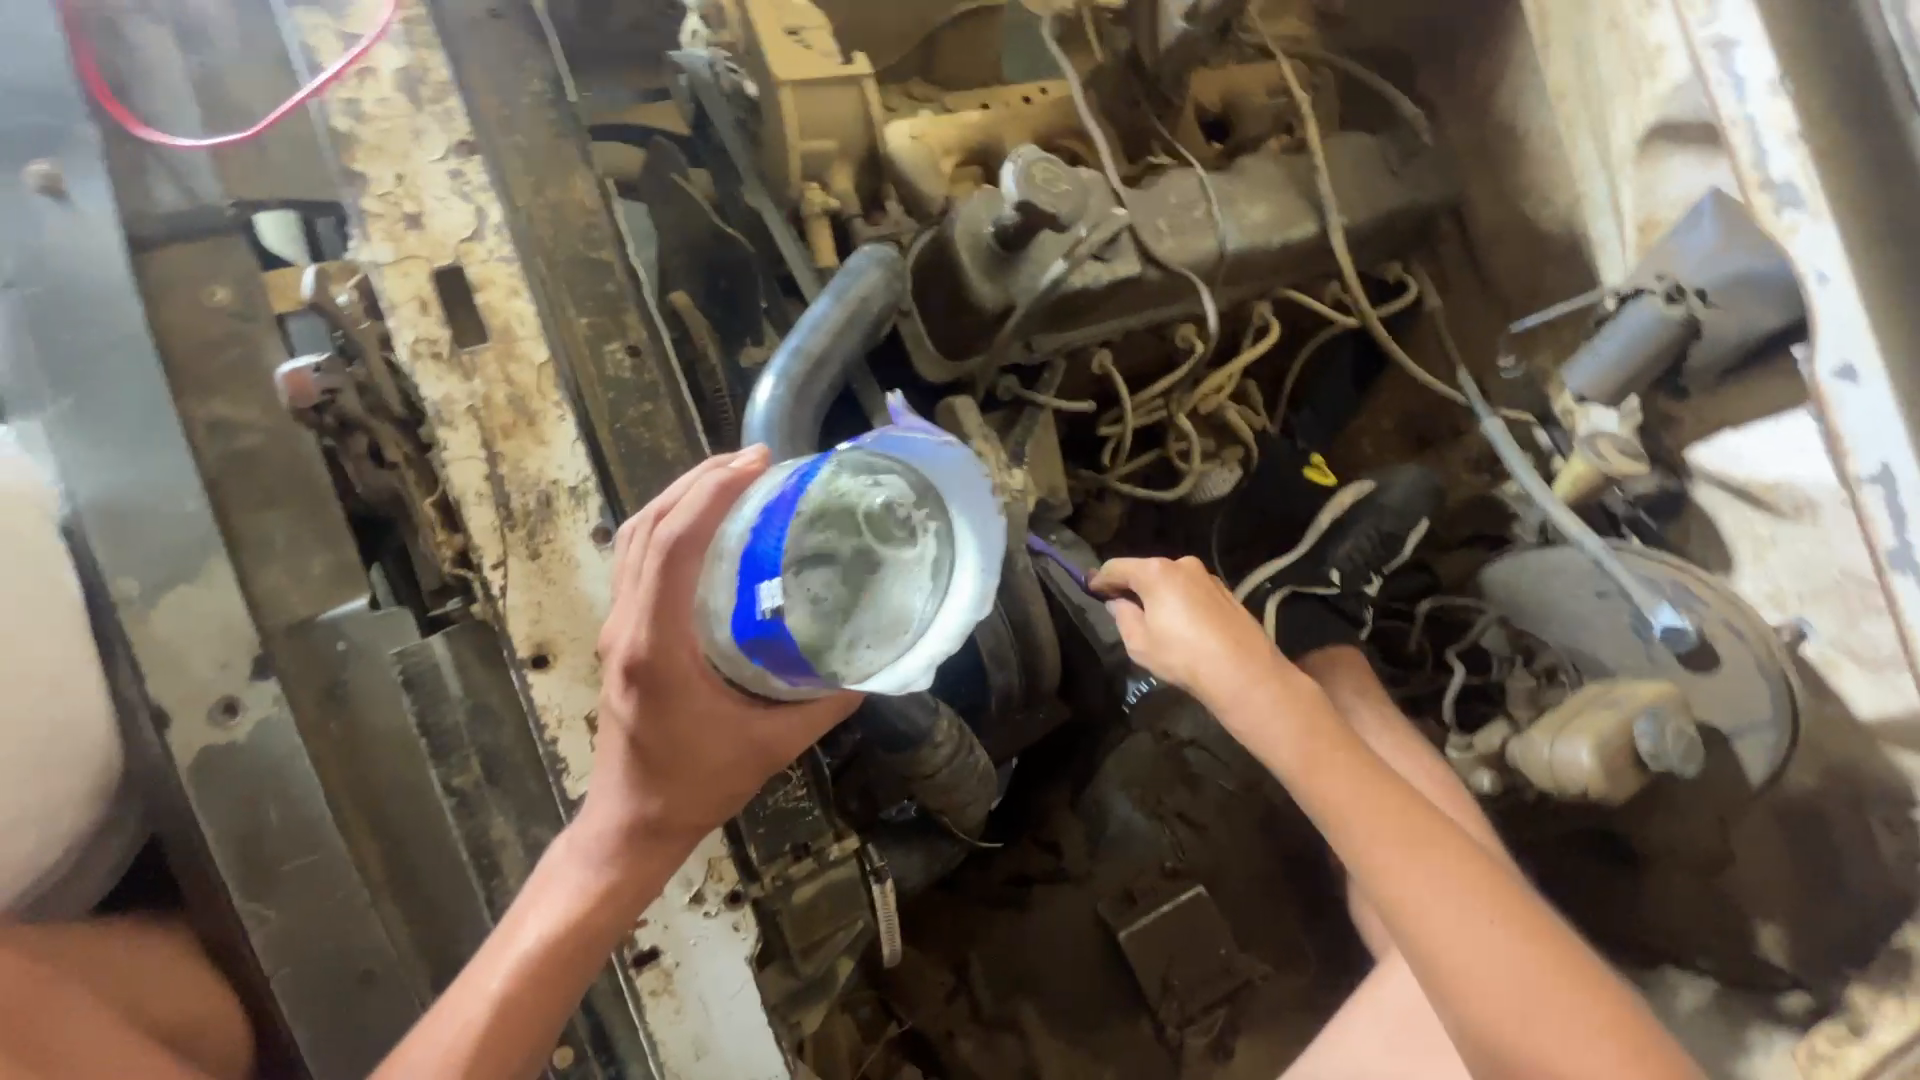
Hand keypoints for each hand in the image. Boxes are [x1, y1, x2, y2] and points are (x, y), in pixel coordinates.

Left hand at [581, 446, 860, 863]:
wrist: (633, 821)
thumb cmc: (697, 785)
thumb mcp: (774, 746)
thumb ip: (826, 702)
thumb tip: (873, 663)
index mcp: (657, 646)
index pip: (673, 546)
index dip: (714, 493)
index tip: (760, 464)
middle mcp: (627, 626)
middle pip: (648, 527)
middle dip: (700, 480)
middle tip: (756, 459)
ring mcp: (615, 628)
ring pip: (633, 538)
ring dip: (679, 497)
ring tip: (732, 477)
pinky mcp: (619, 635)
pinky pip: (635, 559)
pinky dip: (668, 525)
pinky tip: (708, 526)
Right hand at [1091, 556, 1294, 707]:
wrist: (1243, 671)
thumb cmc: (1182, 655)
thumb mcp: (1138, 642)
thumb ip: (1122, 616)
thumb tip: (1118, 603)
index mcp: (1155, 572)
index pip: (1116, 567)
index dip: (1100, 579)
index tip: (1091, 590)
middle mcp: (1182, 564)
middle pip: (1146, 570)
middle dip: (1131, 586)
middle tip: (1121, 606)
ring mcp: (1207, 576)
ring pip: (1171, 580)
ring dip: (1158, 593)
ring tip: (1154, 619)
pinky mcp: (1226, 591)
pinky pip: (1191, 590)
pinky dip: (1180, 600)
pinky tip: (1183, 624)